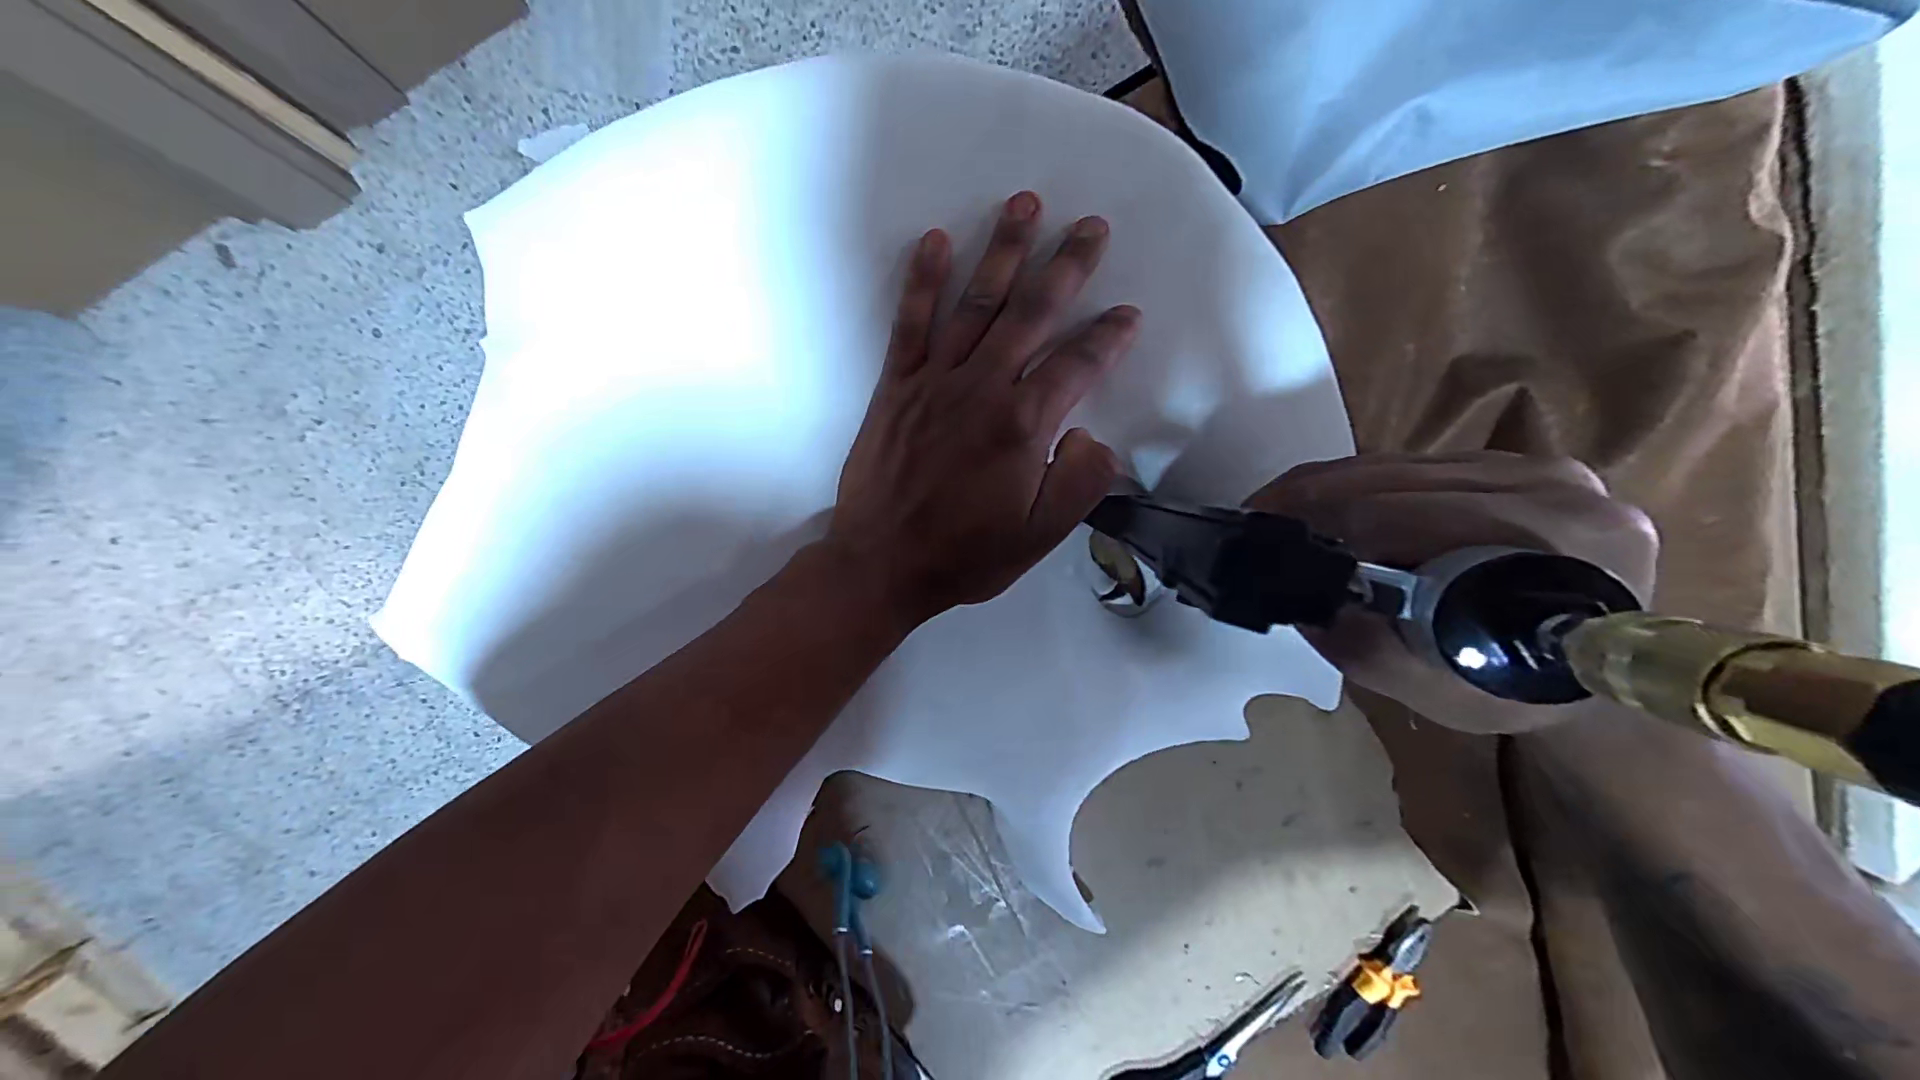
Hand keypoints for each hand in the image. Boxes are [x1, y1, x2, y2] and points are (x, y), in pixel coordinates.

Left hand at [826, 192, 1138, 626]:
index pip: (1077, 365)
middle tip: (1090, 227)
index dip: (1108, 337)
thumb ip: (1079, 484)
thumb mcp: (1038, 536)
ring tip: (1025, 206)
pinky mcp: (896, 387)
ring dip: (1003, 252)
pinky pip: (910, 324)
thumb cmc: (963, 555)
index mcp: (1022, 426)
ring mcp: (934, 382)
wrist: (881, 563)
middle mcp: (981, 390)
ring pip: (977, 304)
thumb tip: (1093, 438)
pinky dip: (923, 282)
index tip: (1127, 315)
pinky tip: (935, 243)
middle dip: (1067, 266)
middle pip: (1032, 314)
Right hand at [1246, 452, 1659, 732]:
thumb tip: (1307, 606)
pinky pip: (1406, 463)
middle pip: (1394, 477)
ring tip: (1272, 510)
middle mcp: (1554, 483)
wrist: (1593, 675)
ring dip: (1322, 486)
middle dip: (1310, 498)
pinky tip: (1317, 504)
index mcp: (1560, 539)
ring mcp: (1533, 465)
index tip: (1269, 540)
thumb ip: (1375, 655)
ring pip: (1392, 463)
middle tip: (1253, 521)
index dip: (1326, 526)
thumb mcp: (1444, 695)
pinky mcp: (1506, 463)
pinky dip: (1350, 482)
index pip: (1409, 514)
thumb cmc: (1523, 690)